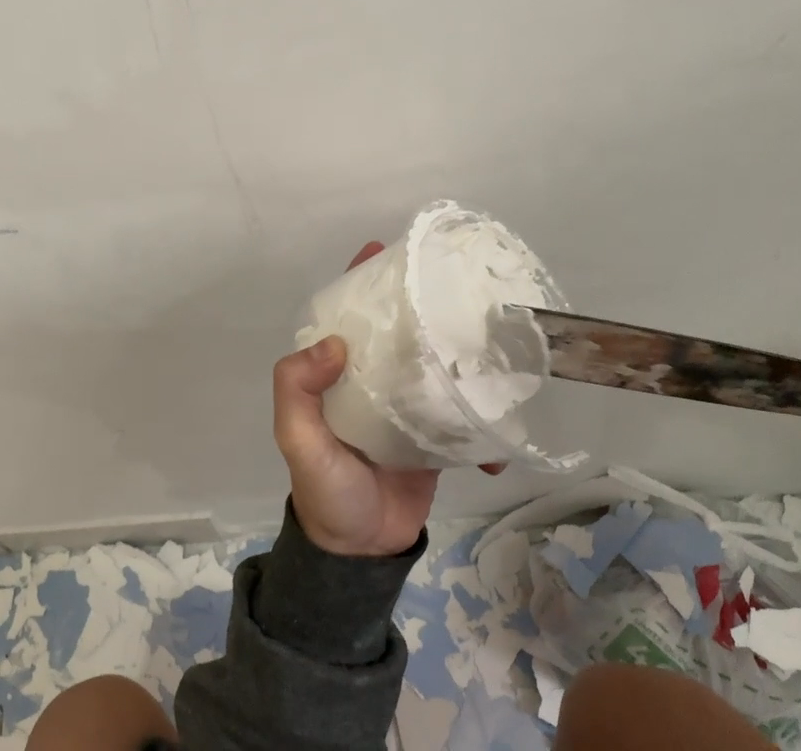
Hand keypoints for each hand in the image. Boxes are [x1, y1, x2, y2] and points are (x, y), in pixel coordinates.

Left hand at [272, 241, 502, 556]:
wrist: (360, 550)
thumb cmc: (324, 488)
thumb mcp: (297, 439)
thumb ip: (297, 390)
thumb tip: (335, 343)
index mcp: (332, 378)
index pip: (343, 320)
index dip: (358, 284)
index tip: (381, 250)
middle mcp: (367, 385)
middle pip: (396, 336)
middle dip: (420, 310)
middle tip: (456, 288)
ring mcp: (403, 411)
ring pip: (433, 370)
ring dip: (460, 359)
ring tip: (496, 344)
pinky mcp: (433, 440)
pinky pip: (462, 422)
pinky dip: (483, 430)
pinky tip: (503, 434)